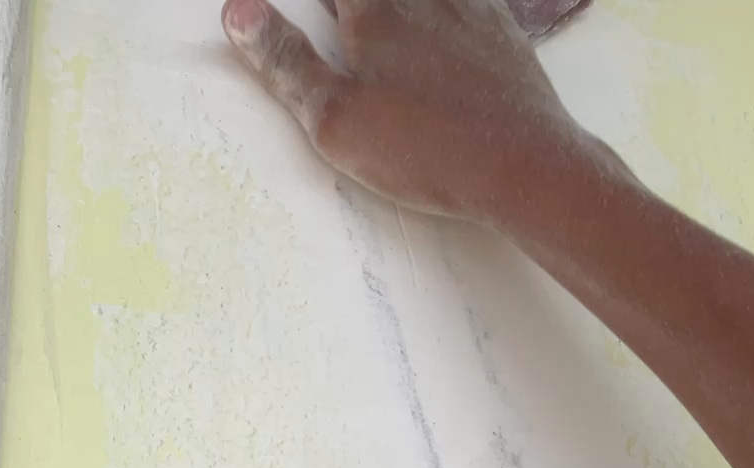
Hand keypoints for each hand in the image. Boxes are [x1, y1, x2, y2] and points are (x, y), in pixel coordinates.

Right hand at [219, 0, 627, 227]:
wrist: (518, 164)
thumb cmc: (420, 148)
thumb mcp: (334, 121)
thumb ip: (287, 65)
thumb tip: (236, 10)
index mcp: (375, 13)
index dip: (313, 0)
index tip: (319, 11)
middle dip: (353, 6)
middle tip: (342, 15)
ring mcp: (469, 12)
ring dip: (402, 9)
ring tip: (388, 21)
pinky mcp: (502, 36)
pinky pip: (469, 5)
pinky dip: (449, 9)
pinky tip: (449, 16)